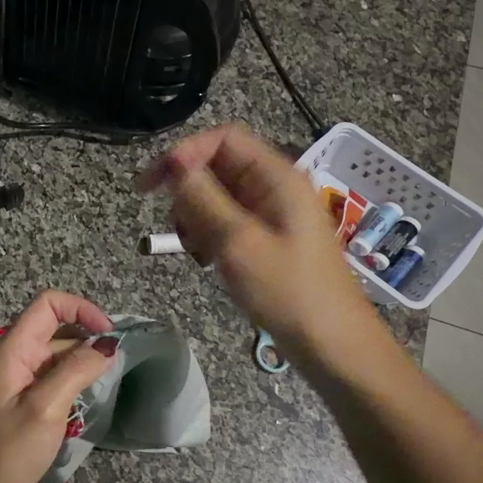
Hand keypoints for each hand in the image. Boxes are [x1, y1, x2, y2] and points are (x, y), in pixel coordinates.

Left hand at [0, 291, 116, 482]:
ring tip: (109, 377)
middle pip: (56, 326)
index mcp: (12, 349)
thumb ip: (76, 370)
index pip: (48, 304)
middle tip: (116, 360)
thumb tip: (108, 344)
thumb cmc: (11, 450)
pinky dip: (77, 376)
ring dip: (84, 358)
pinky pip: (56, 374)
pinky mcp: (29, 397)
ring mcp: (21, 377)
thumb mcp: (47, 407)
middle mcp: (16, 355)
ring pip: (59, 351)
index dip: (81, 308)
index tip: (109, 334)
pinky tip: (92, 392)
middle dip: (88, 335)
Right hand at [138, 124, 375, 354]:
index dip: (183, 153)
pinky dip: (209, 235)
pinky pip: (226, 221)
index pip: (222, 139)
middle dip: (187, 192)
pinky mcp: (266, 237)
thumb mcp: (237, 242)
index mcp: (276, 177)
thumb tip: (172, 163)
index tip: (151, 185)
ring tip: (197, 251)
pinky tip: (208, 261)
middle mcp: (274, 187)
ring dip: (195, 217)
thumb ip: (202, 198)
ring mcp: (271, 213)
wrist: (331, 343)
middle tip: (177, 229)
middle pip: (216, 166)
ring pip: (216, 196)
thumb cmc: (287, 290)